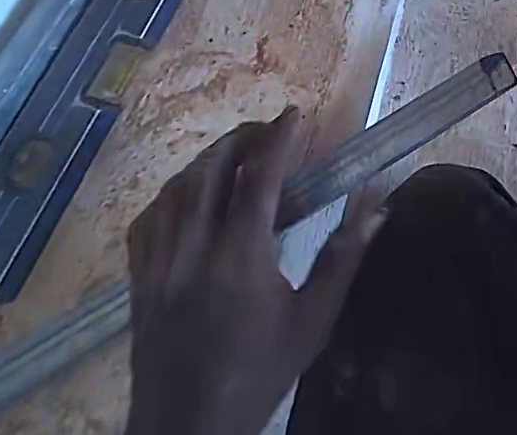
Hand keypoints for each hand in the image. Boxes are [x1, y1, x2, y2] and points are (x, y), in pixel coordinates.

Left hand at [125, 107, 386, 434]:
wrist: (188, 431)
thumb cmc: (259, 374)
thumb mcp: (312, 323)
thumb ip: (343, 259)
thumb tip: (377, 206)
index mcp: (240, 256)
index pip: (259, 176)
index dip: (278, 137)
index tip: (295, 114)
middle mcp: (194, 247)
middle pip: (213, 168)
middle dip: (243, 138)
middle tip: (269, 129)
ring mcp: (159, 260)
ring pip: (179, 185)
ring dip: (210, 159)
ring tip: (237, 153)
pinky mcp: (138, 275)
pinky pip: (150, 215)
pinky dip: (174, 191)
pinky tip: (190, 193)